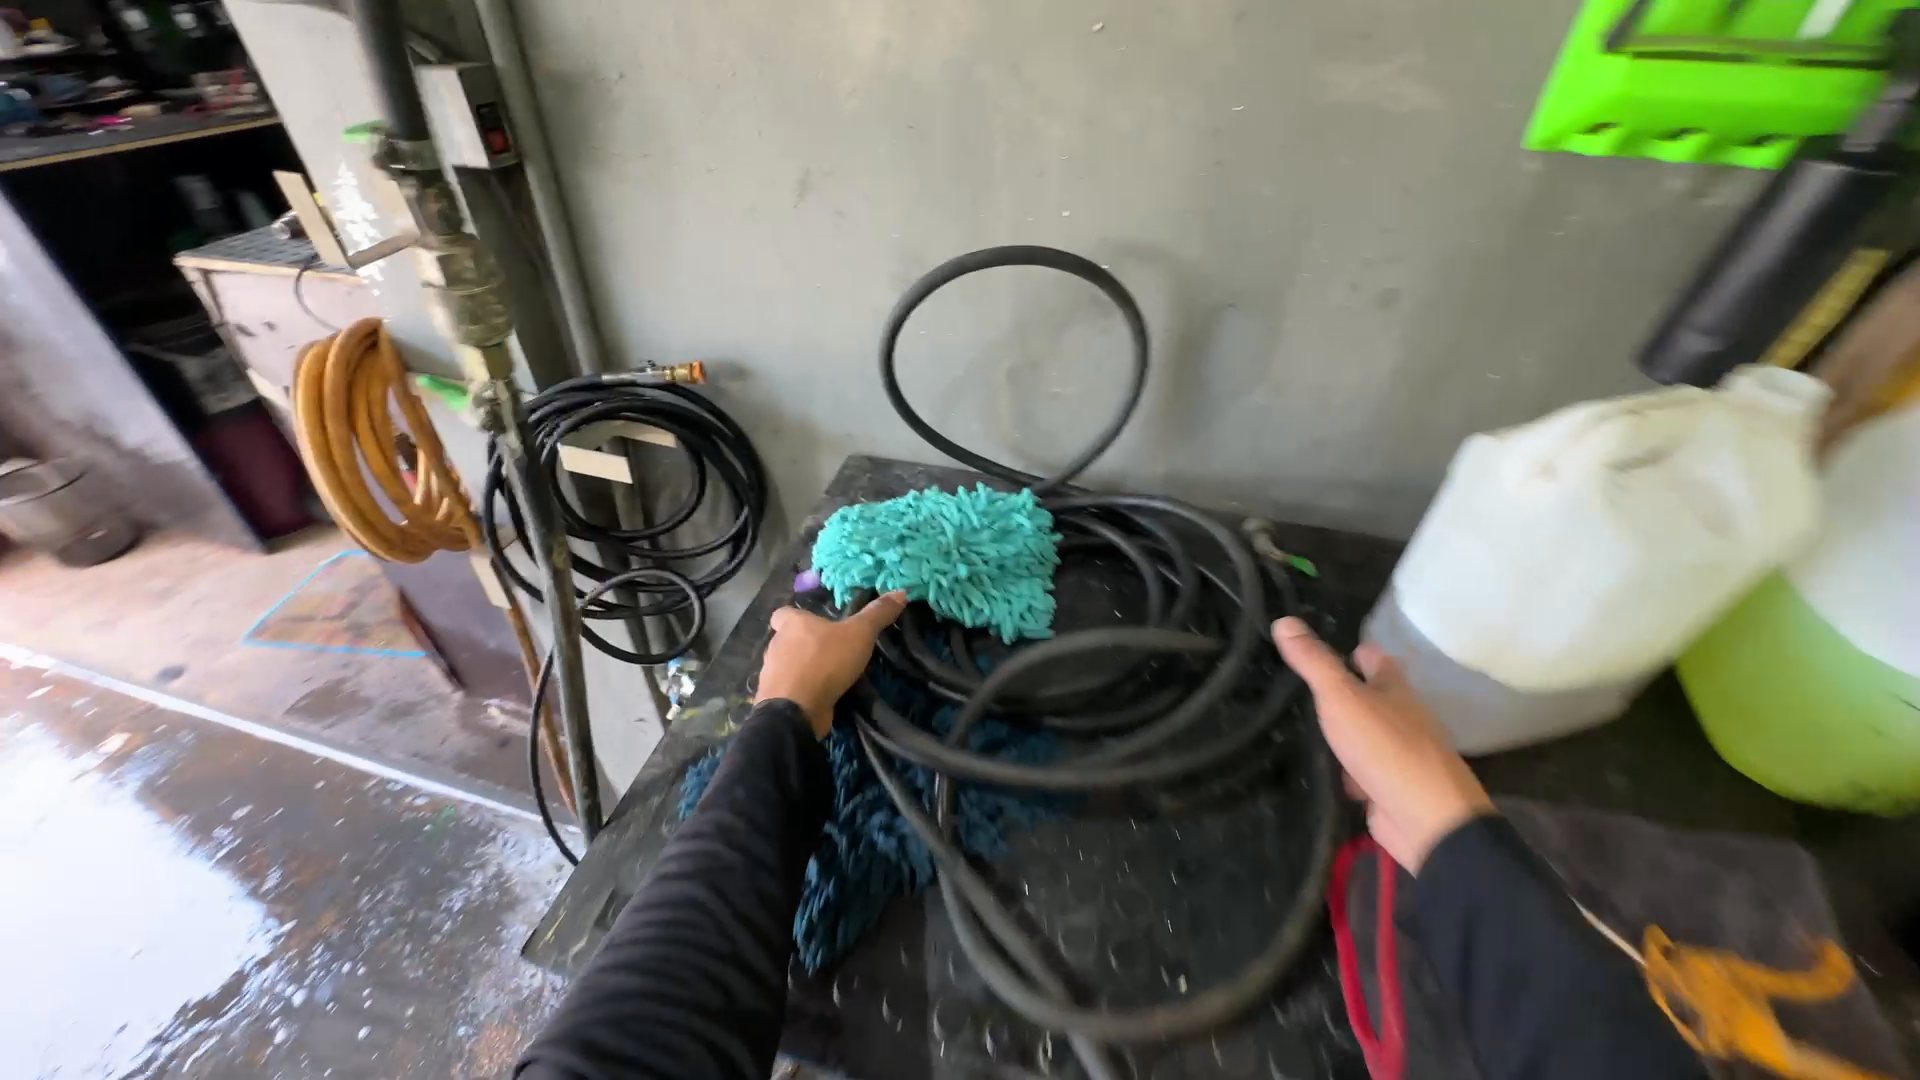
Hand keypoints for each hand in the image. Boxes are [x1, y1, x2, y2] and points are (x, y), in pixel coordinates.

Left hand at [755, 591, 908, 736]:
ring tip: (831, 675)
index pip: (783, 613)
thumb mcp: (859, 634)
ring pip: (789, 665)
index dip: (797, 617)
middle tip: (833, 651)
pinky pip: (792, 689)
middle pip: (788, 640)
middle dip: (806, 645)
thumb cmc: (825, 662)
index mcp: (792, 624)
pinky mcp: (776, 698)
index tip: (815, 624)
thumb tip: (901, 592)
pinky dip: (804, 691)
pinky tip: (822, 696)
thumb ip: (877, 614)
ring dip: (805, 669)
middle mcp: (777, 645)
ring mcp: (773, 674)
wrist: (797, 709)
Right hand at [1272, 616, 1493, 873]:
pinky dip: (1336, 768)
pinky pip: (1354, 770)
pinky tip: (1308, 766)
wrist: (1425, 820)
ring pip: (1359, 735)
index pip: (1376, 659)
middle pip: (1369, 697)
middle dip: (1339, 691)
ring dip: (1335, 731)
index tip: (1319, 647)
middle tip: (1293, 684)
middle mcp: (1400, 719)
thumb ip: (1314, 663)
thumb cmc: (1386, 748)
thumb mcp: (1342, 698)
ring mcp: (1394, 755)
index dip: (1353, 650)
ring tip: (1290, 722)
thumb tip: (1284, 620)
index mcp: (1396, 691)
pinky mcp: (1384, 787)